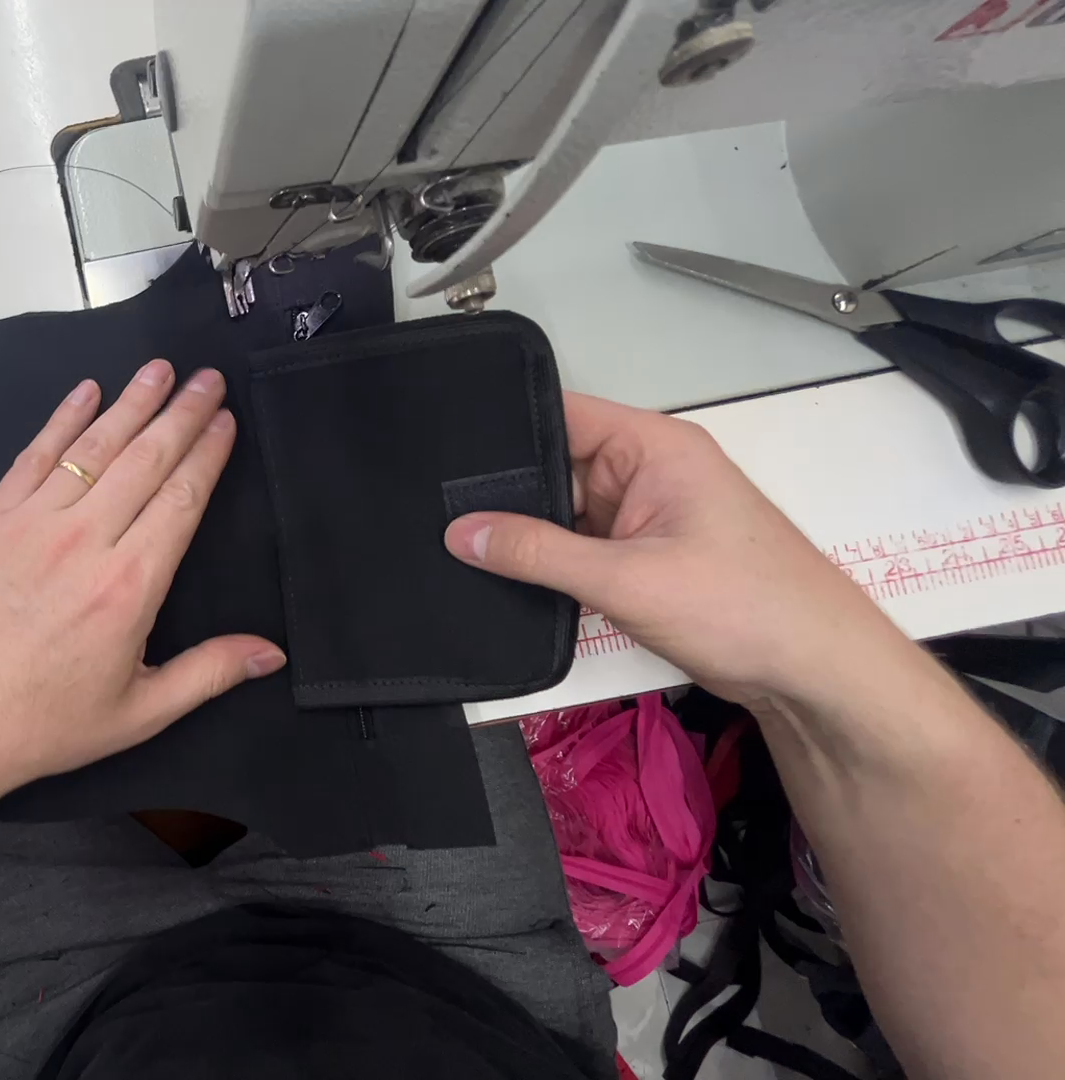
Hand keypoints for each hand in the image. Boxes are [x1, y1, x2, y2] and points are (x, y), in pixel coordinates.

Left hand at [0, 360, 284, 802]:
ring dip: (130, 403)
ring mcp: (32, 524)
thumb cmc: (47, 722)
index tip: (224, 419)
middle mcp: (84, 542)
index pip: (181, 498)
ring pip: (93, 447)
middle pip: (145, 460)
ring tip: (159, 369)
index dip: (207, 452)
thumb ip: (209, 674)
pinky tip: (86, 391)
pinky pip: (34, 457)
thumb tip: (272, 654)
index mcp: (129, 586)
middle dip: (181, 413)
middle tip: (206, 378)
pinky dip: (62, 420)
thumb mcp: (140, 712)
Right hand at [442, 392, 905, 705]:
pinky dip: (538, 557)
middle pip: (549, 464)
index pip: (560, 414)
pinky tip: (496, 567)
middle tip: (438, 511)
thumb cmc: (745, 609)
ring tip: (457, 540)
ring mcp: (636, 514)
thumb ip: (535, 553)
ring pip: (554, 508)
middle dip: (500, 490)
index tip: (441, 448)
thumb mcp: (625, 578)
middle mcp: (642, 471)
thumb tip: (460, 533)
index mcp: (652, 448)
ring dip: (518, 529)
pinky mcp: (632, 552)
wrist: (813, 678)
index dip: (500, 426)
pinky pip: (568, 542)